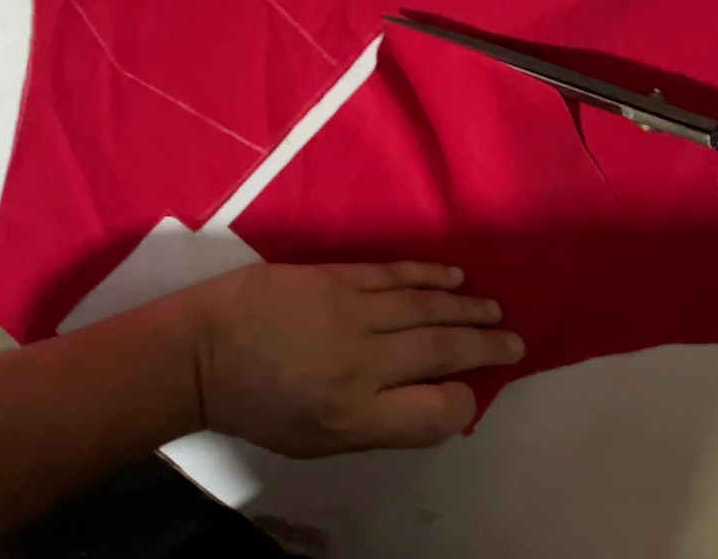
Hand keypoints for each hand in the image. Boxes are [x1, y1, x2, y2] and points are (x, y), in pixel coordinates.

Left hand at [179, 262, 523, 456]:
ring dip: (467, 307)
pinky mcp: (336, 278)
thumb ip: (376, 426)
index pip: (437, 413)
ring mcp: (350, 314)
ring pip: (426, 308)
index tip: (473, 390)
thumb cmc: (258, 407)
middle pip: (442, 351)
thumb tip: (433, 404)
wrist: (203, 351)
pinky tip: (453, 276)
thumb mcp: (316, 442)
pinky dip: (429, 275)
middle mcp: (362, 365)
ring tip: (493, 309)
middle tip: (514, 341)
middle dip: (485, 346)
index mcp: (356, 417)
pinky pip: (395, 274)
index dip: (465, 402)